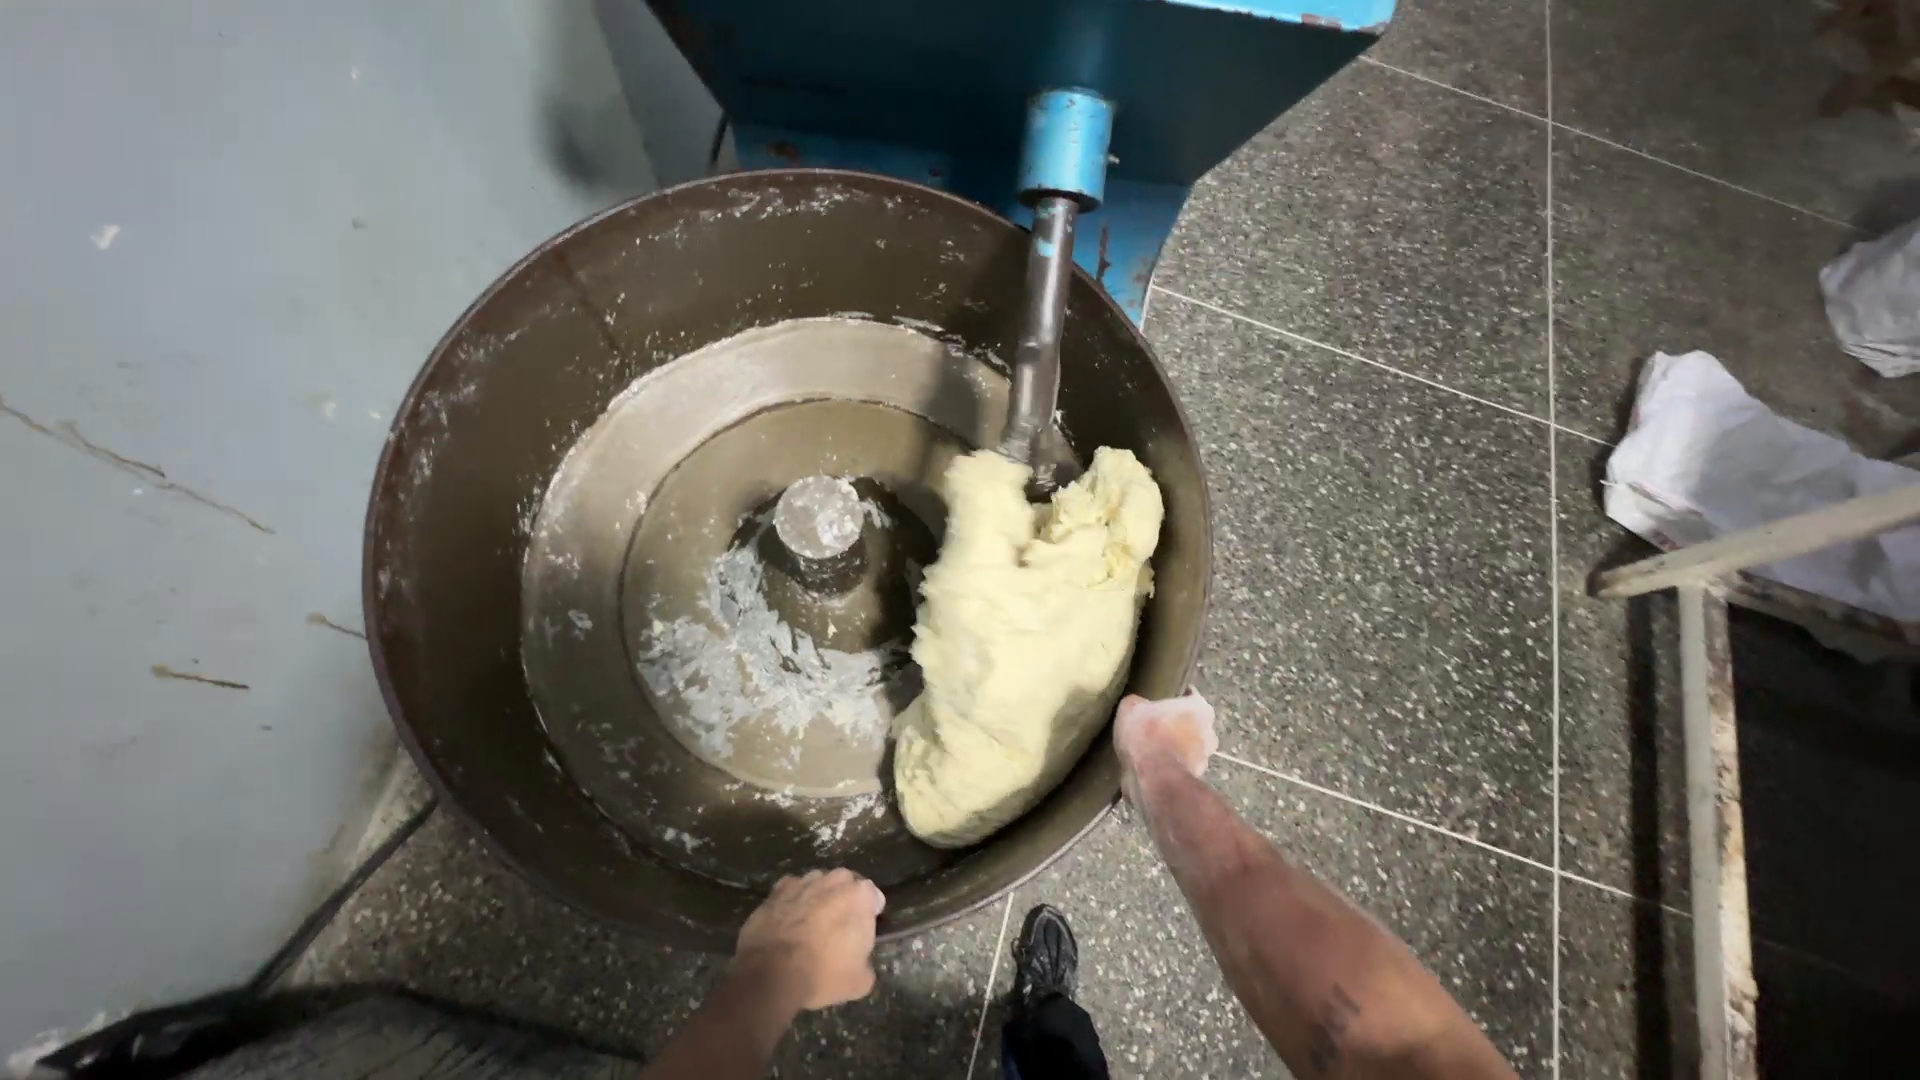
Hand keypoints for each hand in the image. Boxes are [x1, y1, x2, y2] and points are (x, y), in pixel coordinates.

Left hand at [733, 869, 886, 1010]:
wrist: (771, 971)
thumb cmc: (822, 973)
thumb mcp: (859, 982)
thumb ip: (867, 964)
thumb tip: (861, 962)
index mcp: (860, 896)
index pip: (874, 895)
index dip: (871, 912)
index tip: (865, 928)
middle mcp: (834, 880)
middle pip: (846, 882)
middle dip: (845, 898)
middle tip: (840, 923)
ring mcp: (804, 882)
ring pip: (818, 882)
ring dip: (819, 896)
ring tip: (812, 921)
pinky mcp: (777, 890)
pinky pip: (792, 889)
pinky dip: (793, 900)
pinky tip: (789, 919)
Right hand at [1114, 692, 1217, 786]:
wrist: (1154, 778)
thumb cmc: (1147, 733)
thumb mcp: (1131, 707)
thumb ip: (1138, 703)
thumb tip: (1139, 706)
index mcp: (1200, 707)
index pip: (1190, 695)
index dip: (1174, 696)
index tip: (1160, 699)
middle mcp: (1209, 731)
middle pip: (1192, 722)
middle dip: (1176, 723)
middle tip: (1153, 724)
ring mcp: (1205, 758)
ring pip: (1187, 746)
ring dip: (1173, 746)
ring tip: (1149, 748)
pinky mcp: (1195, 779)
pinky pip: (1179, 766)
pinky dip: (1168, 765)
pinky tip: (1150, 765)